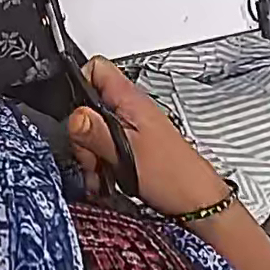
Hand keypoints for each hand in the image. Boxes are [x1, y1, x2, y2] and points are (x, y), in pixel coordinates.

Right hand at [66, 58, 230, 215]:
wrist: (196, 201)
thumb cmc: (172, 176)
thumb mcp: (124, 154)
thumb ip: (94, 132)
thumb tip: (73, 116)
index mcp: (130, 99)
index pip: (96, 68)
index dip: (79, 85)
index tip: (77, 117)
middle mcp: (131, 107)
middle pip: (89, 104)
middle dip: (83, 132)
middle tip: (91, 154)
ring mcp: (132, 126)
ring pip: (95, 128)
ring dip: (91, 152)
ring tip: (101, 171)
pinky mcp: (133, 144)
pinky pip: (105, 144)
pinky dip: (101, 161)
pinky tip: (107, 177)